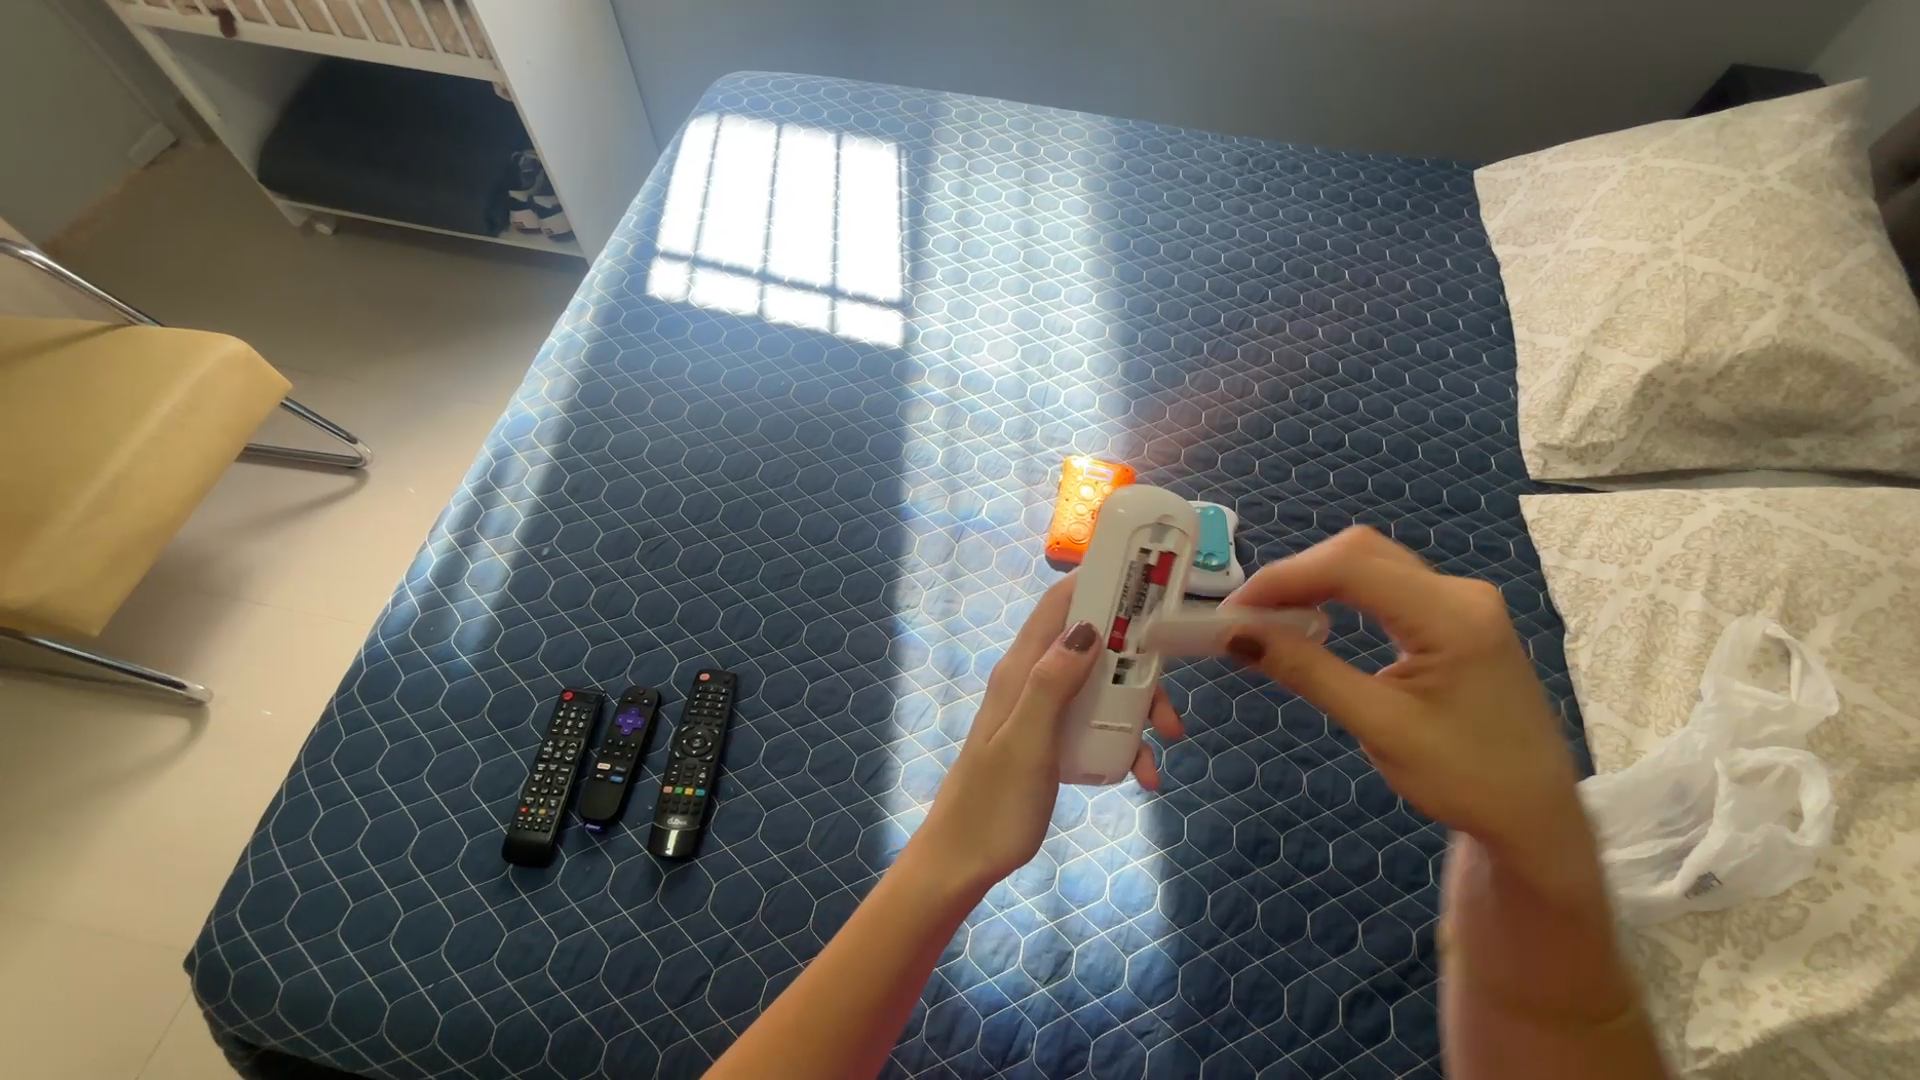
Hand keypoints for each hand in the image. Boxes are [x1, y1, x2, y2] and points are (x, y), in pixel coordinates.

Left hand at [909, 574, 1185, 893]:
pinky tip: (1140, 774)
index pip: (1059, 605)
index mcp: (1021, 670)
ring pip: (1100, 686)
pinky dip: (1122, 741)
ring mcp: (1042, 710)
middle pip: (1093, 646)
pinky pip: (1094, 724)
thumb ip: (1052, 683)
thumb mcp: (1027, 742)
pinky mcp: (1050, 739)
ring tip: (1165, 744)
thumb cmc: (993, 804)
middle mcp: (1033, 680)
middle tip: (1167, 698)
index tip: (1146, 583)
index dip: (1098, 582)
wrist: (964, 859)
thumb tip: (1087, 628)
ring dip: (1137, 708)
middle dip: (1136, 663)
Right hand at [1219, 527, 1592, 897]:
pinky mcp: (1453, 617)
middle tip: (1246, 616)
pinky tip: (1312, 621)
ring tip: (1268, 619)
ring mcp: (1460, 602)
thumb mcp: (1379, 726)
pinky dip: (1337, 594)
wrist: (1535, 817)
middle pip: (1359, 553)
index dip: (1283, 580)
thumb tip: (1237, 636)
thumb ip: (1307, 671)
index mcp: (1452, 615)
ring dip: (1313, 582)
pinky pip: (1383, 585)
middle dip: (1294, 576)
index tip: (1233, 613)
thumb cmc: (1465, 779)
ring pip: (1369, 563)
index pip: (1350, 568)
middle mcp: (1459, 593)